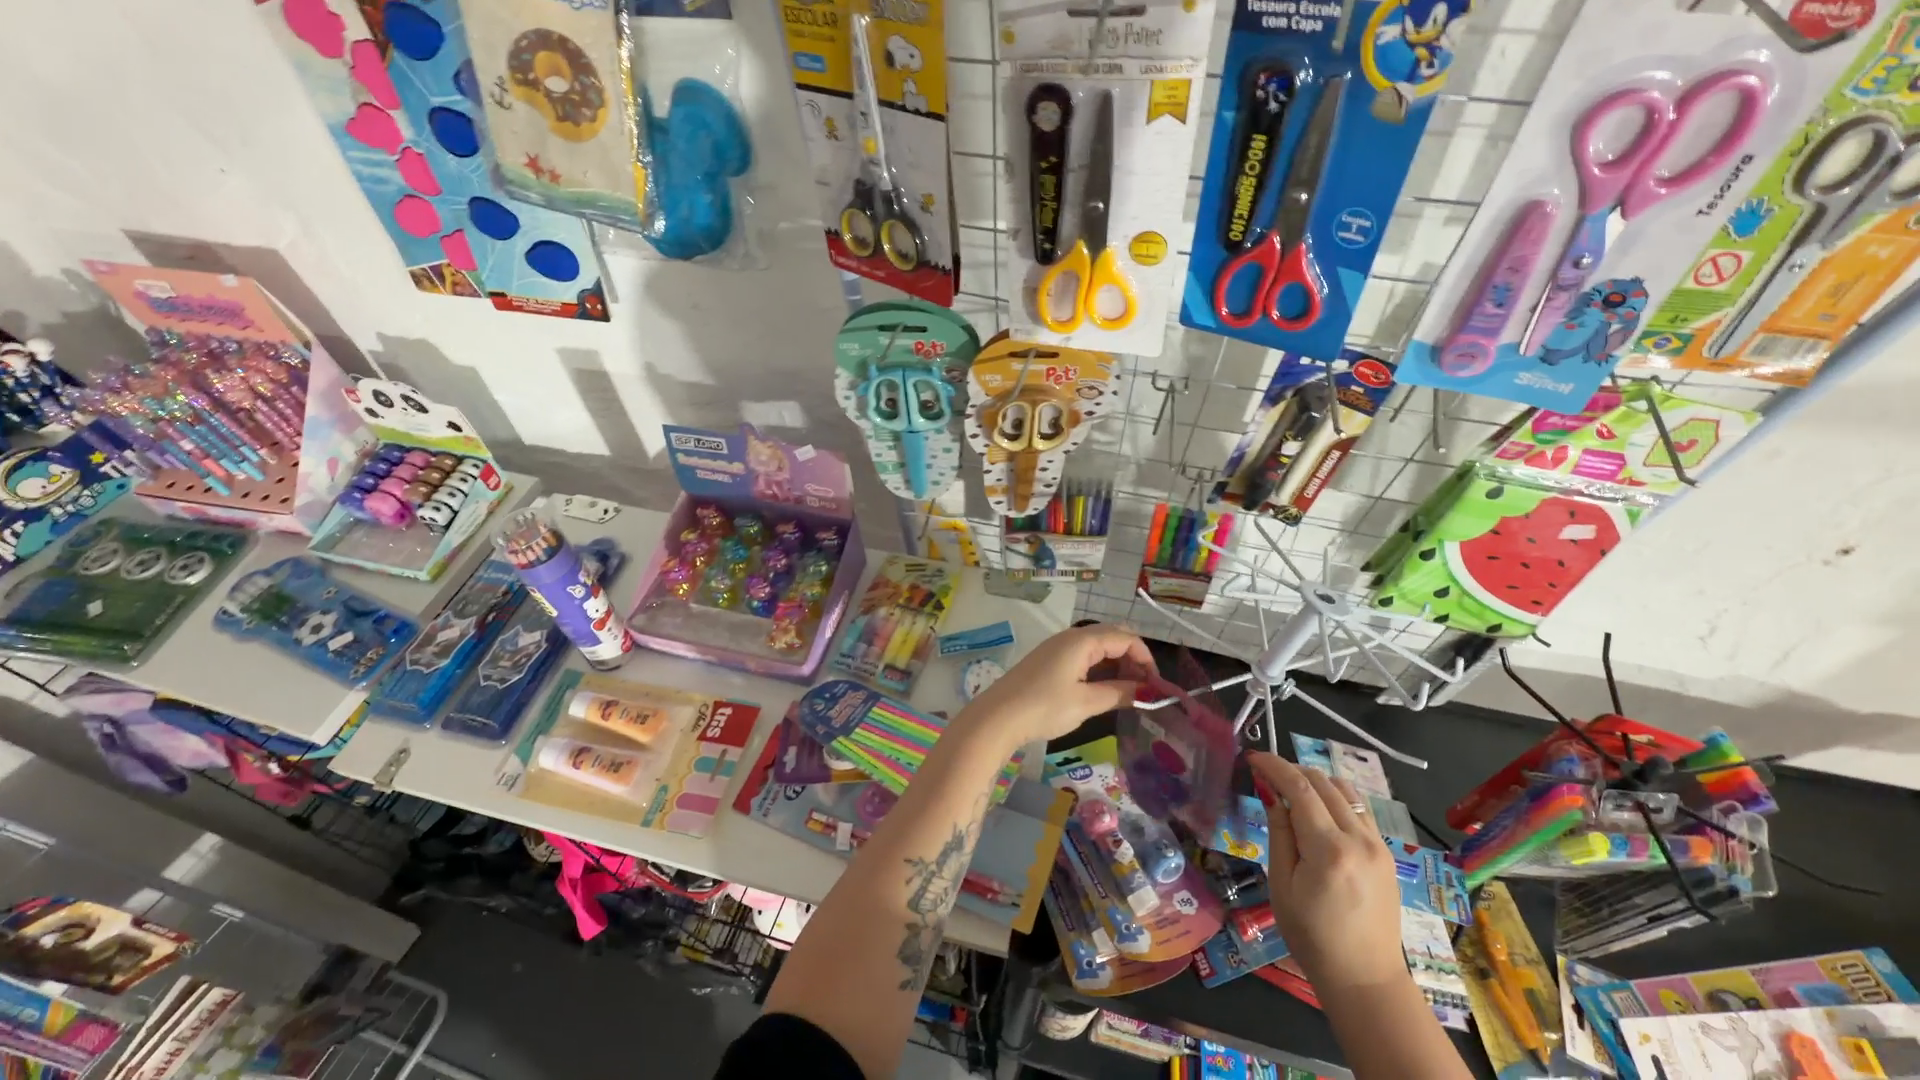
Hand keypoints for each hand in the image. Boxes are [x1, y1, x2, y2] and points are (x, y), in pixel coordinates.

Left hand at [956, 624, 1150, 748]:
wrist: (997, 717)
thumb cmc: (1044, 708)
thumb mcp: (1086, 703)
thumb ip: (1119, 693)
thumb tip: (1146, 692)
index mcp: (1082, 640)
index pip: (1126, 639)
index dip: (1146, 660)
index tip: (1156, 686)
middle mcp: (1071, 637)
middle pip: (1113, 637)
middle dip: (1133, 659)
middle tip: (1144, 688)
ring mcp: (1057, 647)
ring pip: (1097, 647)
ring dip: (1116, 665)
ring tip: (1127, 692)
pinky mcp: (1049, 661)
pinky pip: (1083, 656)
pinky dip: (1099, 669)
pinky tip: (1103, 690)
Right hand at [1248, 752, 1406, 994]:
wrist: (1363, 974)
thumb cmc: (1310, 936)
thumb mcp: (1281, 885)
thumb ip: (1279, 834)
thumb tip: (1272, 794)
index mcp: (1328, 849)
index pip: (1300, 789)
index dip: (1275, 766)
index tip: (1253, 757)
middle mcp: (1359, 838)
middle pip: (1324, 783)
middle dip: (1292, 771)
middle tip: (1266, 774)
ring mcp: (1378, 844)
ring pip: (1346, 791)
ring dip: (1316, 781)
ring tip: (1291, 789)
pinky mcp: (1387, 853)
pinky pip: (1360, 810)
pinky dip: (1336, 798)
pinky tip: (1319, 810)